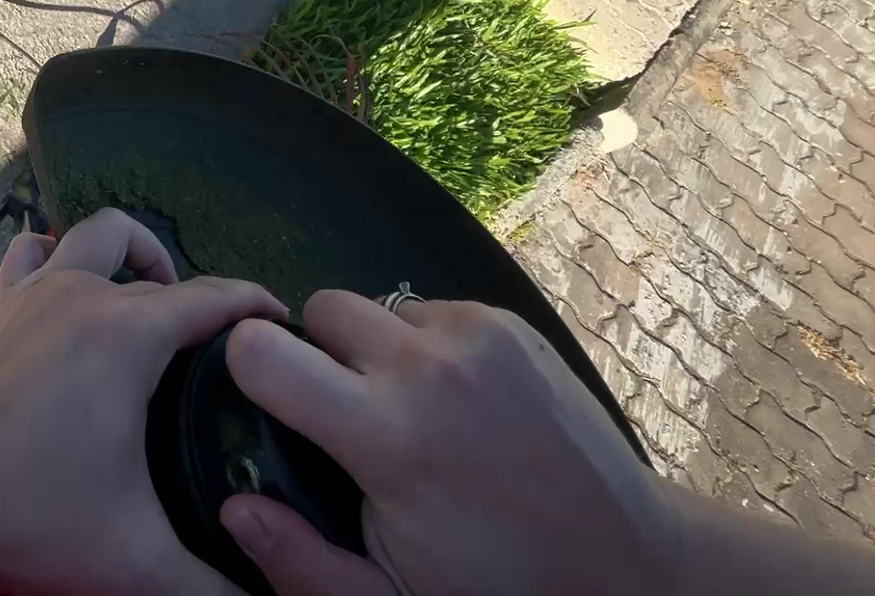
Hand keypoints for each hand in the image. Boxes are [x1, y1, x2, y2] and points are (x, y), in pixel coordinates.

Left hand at [0, 208, 285, 594]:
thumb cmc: (32, 518)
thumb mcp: (139, 561)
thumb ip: (217, 587)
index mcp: (126, 333)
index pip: (214, 299)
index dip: (258, 305)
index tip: (285, 324)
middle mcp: (82, 294)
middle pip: (157, 266)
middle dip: (195, 290)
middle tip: (212, 345)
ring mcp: (35, 292)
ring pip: (93, 234)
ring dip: (128, 252)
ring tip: (147, 300)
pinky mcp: (2, 306)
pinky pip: (31, 254)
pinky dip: (58, 256)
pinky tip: (68, 292)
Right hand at [220, 291, 679, 595]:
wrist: (641, 570)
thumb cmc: (498, 589)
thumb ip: (301, 562)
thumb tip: (233, 506)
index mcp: (387, 437)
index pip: (261, 350)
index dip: (251, 367)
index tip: (274, 400)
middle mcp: (426, 366)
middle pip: (318, 308)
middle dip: (321, 351)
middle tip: (352, 411)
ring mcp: (472, 333)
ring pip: (371, 306)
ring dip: (372, 348)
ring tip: (411, 406)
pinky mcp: (503, 320)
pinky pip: (419, 309)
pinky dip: (419, 344)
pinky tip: (455, 396)